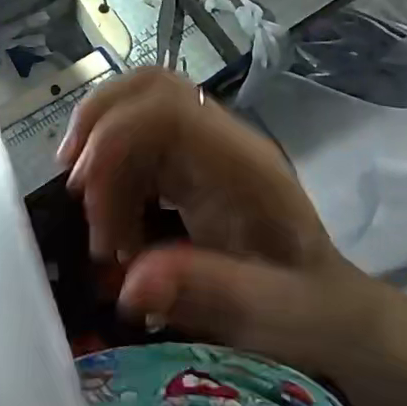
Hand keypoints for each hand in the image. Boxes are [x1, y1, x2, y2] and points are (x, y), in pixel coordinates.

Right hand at [58, 69, 387, 363]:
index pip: (167, 110)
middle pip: (147, 90)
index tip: (88, 201)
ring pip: (134, 108)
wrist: (333, 307)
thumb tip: (131, 285)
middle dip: (95, 128)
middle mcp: (221, 142)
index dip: (114, 140)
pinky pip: (135, 140)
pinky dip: (108, 171)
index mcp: (243, 165)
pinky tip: (107, 218)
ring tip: (94, 222)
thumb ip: (212, 294)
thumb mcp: (275, 315)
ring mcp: (204, 148)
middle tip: (73, 190)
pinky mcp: (188, 163)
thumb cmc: (312, 312)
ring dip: (98, 153)